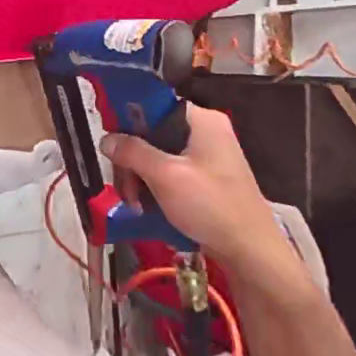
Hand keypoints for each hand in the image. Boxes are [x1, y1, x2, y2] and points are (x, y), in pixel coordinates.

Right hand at [99, 105, 303, 284]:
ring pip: (158, 155)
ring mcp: (207, 154)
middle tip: (127, 192)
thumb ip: (133, 152)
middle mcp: (205, 130)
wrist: (249, 250)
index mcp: (201, 120)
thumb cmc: (209, 206)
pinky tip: (149, 207)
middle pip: (153, 133)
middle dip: (133, 162)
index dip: (128, 123)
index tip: (112, 148)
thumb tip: (106, 138)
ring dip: (141, 179)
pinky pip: (171, 171)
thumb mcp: (165, 176)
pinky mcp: (206, 176)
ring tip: (137, 206)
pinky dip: (156, 187)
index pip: (154, 105)